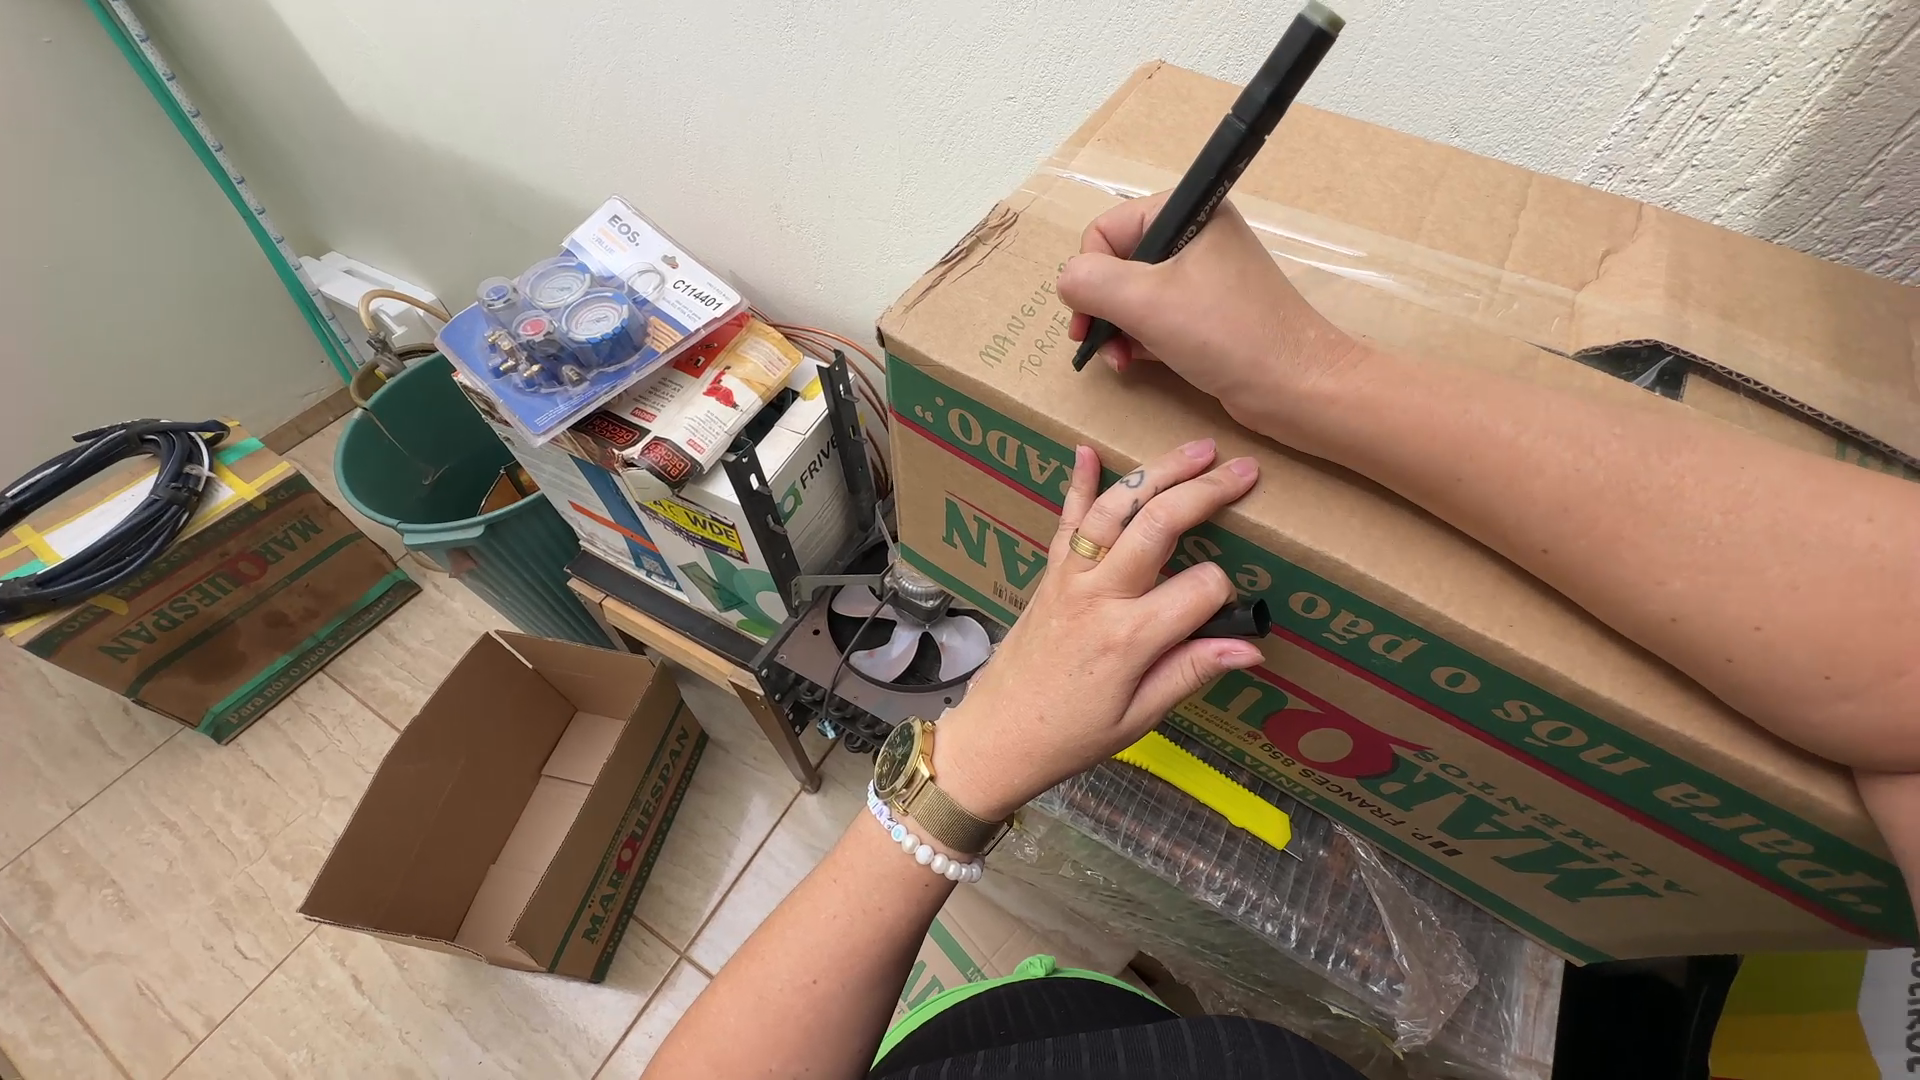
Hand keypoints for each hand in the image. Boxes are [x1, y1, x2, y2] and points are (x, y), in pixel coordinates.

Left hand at [930, 440, 1264, 820]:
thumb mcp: (1139, 718)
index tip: (1231, 607)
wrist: (997, 735)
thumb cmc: (1070, 736)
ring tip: (1195, 450)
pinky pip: (1065, 523)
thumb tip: (1253, 647)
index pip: (1201, 588)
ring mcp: (1068, 579)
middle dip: (1205, 491)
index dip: (1227, 591)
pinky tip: (1085, 450)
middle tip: (1244, 469)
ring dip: (1154, 473)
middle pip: (1158, 525)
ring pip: (1113, 509)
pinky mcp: (1048, 576)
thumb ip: (1191, 672)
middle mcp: (1097, 595)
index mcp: (1128, 637)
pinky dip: (1076, 484)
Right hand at [1056, 191, 1362, 427]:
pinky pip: (1152, 319)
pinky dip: (1137, 341)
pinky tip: (1137, 364)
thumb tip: (1066, 282)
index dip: (1088, 274)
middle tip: (1096, 344)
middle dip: (1100, 308)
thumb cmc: (1226, 335)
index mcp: (1188, 213)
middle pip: (1116, 264)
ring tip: (1120, 361)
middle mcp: (1194, 237)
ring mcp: (1201, 278)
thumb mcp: (1147, 302)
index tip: (1087, 318)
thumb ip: (1092, 282)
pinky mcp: (1205, 315)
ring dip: (1115, 330)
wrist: (1294, 386)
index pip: (1107, 230)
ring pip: (1130, 296)